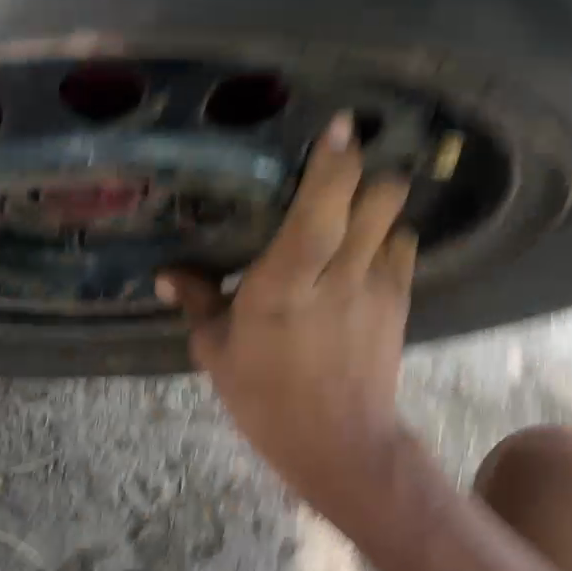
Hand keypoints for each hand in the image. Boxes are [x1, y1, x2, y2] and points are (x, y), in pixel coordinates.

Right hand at [157, 113, 416, 507]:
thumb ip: (198, 304)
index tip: (335, 125)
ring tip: (350, 213)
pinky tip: (362, 253)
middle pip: (379, 198)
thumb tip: (168, 275)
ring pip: (396, 219)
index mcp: (285, 284)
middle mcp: (338, 276)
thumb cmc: (265, 398)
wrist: (339, 446)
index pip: (320, 210)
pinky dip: (387, 239)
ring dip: (377, 208)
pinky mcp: (400, 305)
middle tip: (336, 171)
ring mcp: (377, 289)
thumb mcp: (217, 352)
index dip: (332, 162)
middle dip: (363, 174)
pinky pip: (403, 250)